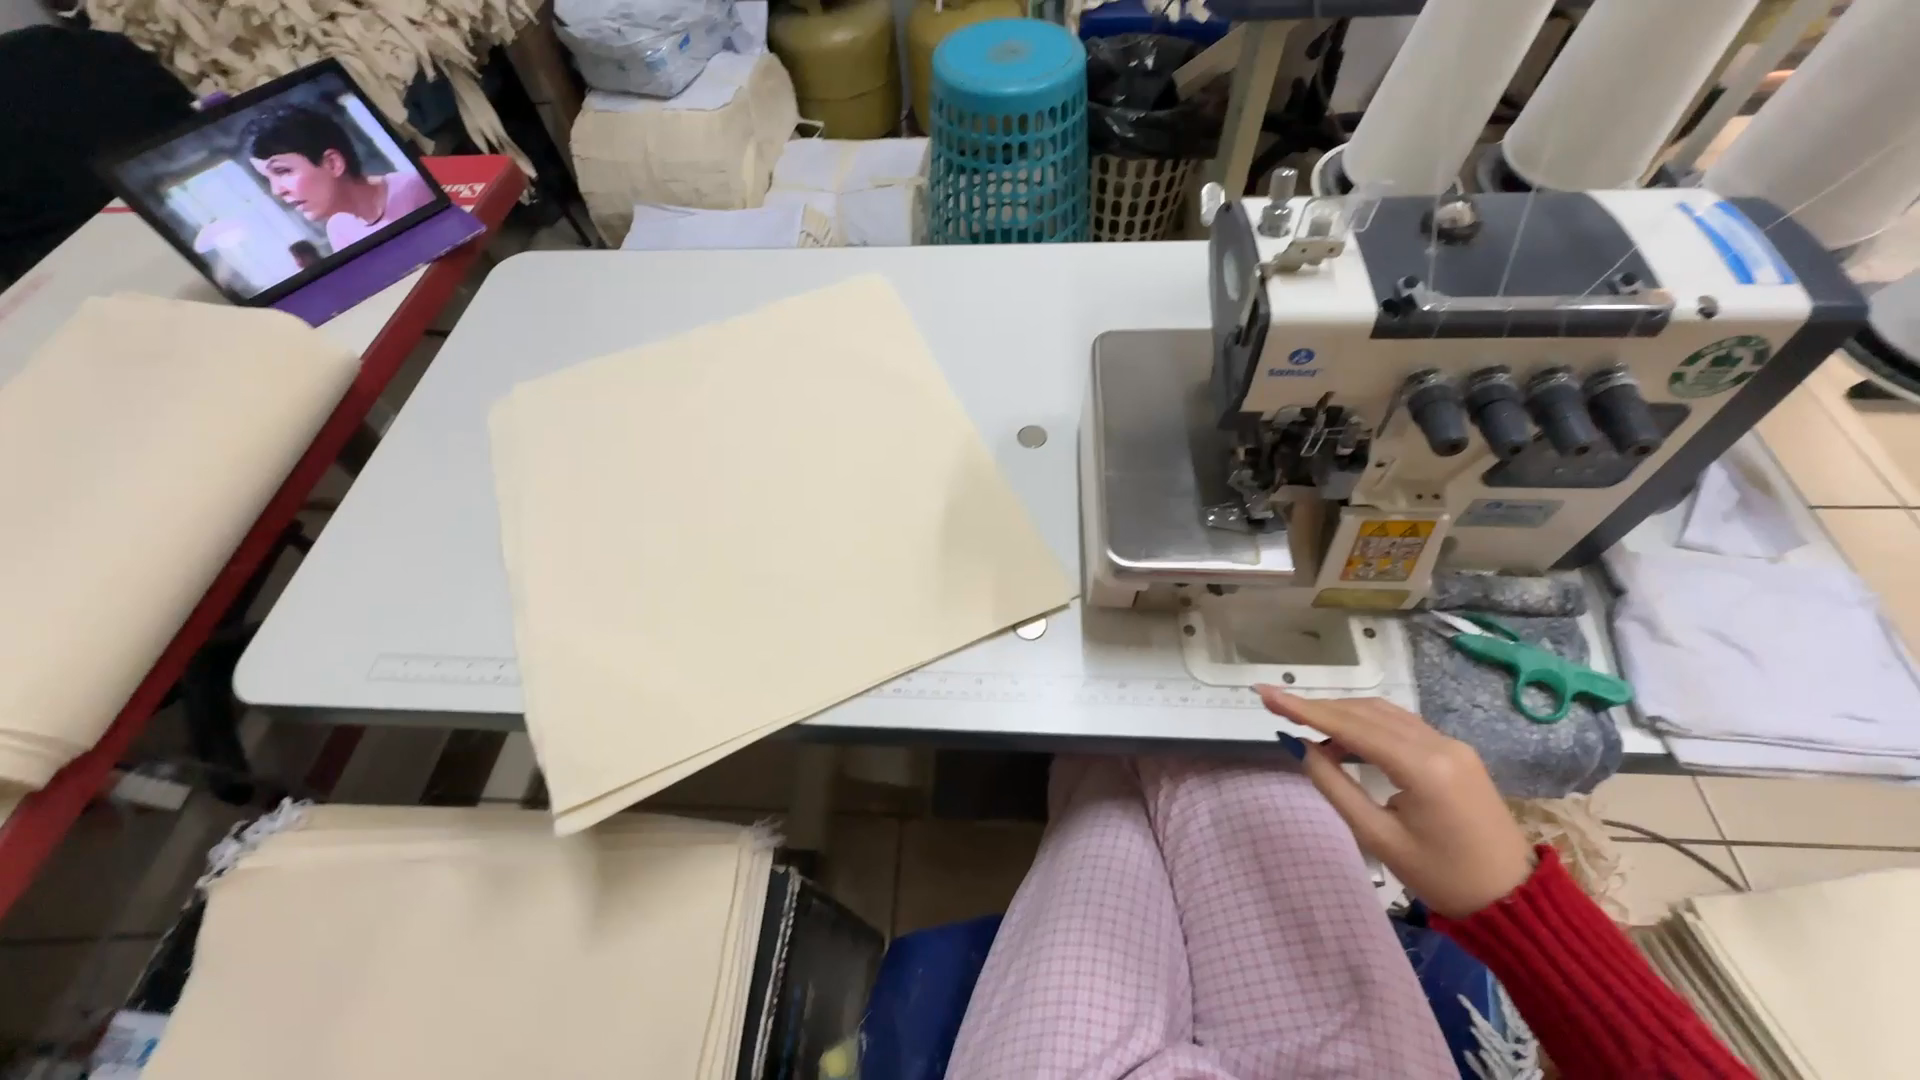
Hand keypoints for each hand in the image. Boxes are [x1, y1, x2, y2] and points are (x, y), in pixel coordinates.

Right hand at [1259, 687, 1535, 918]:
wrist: (1514, 901)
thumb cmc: (1443, 877)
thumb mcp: (1378, 837)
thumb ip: (1335, 786)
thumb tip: (1301, 747)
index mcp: (1422, 767)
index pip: (1350, 725)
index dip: (1303, 708)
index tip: (1265, 693)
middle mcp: (1439, 743)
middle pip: (1366, 711)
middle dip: (1318, 707)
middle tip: (1275, 706)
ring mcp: (1451, 744)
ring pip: (1383, 713)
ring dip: (1341, 714)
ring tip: (1304, 726)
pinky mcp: (1455, 752)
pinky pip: (1401, 725)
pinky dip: (1366, 724)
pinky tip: (1344, 739)